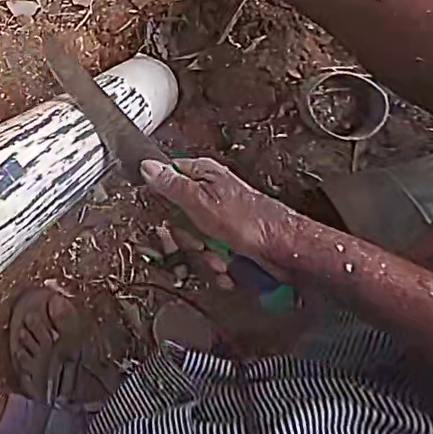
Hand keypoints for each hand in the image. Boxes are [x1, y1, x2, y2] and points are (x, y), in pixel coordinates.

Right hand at [140, 157, 278, 258]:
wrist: (285, 250)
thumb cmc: (250, 222)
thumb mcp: (200, 201)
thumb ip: (171, 184)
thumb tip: (147, 166)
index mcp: (201, 175)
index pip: (164, 180)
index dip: (161, 202)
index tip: (166, 218)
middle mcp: (207, 194)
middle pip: (175, 216)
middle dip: (185, 238)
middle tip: (199, 242)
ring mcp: (217, 218)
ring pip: (190, 239)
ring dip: (202, 256)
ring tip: (219, 259)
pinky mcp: (225, 239)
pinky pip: (206, 254)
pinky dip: (215, 265)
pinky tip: (226, 267)